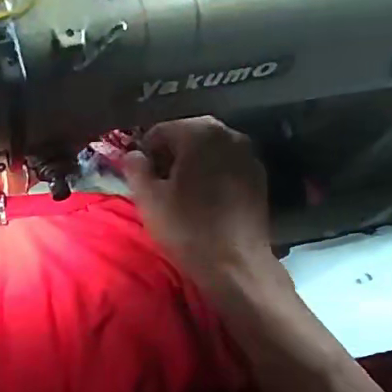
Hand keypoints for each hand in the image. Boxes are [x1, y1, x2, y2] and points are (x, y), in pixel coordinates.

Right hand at [124, 117, 288, 300]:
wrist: (234, 262)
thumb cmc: (186, 228)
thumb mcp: (148, 199)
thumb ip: (135, 169)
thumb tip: (132, 155)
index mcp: (200, 133)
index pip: (161, 130)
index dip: (145, 152)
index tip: (140, 176)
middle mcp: (229, 134)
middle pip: (188, 136)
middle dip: (170, 157)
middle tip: (158, 186)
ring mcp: (248, 154)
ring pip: (209, 151)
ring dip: (192, 166)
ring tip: (181, 194)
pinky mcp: (259, 176)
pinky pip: (227, 166)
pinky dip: (212, 175)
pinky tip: (204, 201)